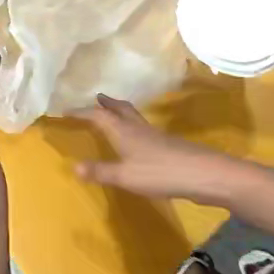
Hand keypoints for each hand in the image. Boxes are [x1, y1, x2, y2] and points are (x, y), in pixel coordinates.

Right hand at [74, 95, 234, 204]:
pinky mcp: (169, 147)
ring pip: (134, 118)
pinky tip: (137, 141)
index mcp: (123, 131)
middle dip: (107, 103)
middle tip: (97, 98)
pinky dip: (134, 129)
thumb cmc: (161, 172)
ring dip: (121, 113)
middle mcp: (138, 128)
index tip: (66, 111)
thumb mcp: (125, 176)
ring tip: (113, 114)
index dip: (81, 111)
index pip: (98, 115)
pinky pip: (144, 131)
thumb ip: (100, 171)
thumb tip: (73, 166)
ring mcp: (156, 136)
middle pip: (120, 109)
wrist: (206, 175)